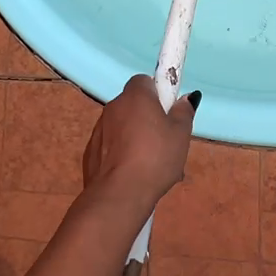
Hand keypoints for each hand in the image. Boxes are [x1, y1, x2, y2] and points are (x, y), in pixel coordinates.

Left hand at [82, 75, 197, 208]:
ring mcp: (98, 130)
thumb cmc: (156, 158)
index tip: (167, 112)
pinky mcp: (90, 153)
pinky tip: (132, 174)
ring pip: (121, 127)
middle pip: (132, 105)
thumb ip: (183, 112)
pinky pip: (110, 147)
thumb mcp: (181, 134)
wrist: (120, 195)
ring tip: (150, 164)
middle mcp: (113, 107)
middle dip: (146, 118)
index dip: (158, 94)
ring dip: (133, 137)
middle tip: (164, 140)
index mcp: (135, 96)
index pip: (144, 81)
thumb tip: (185, 98)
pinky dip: (120, 155)